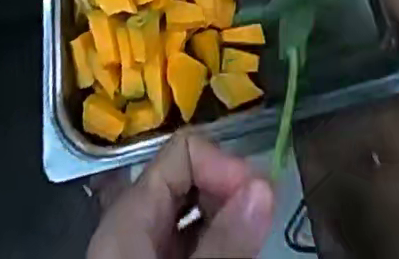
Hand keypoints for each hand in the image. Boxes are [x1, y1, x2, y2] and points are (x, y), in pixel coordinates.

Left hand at [87, 133, 275, 258]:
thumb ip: (223, 238)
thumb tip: (267, 185)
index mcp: (130, 207)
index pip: (186, 149)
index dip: (226, 164)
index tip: (262, 195)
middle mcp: (134, 216)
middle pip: (190, 174)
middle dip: (230, 188)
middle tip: (263, 218)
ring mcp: (143, 243)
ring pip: (193, 206)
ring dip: (228, 213)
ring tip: (253, 235)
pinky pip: (189, 235)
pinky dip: (216, 236)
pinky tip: (236, 249)